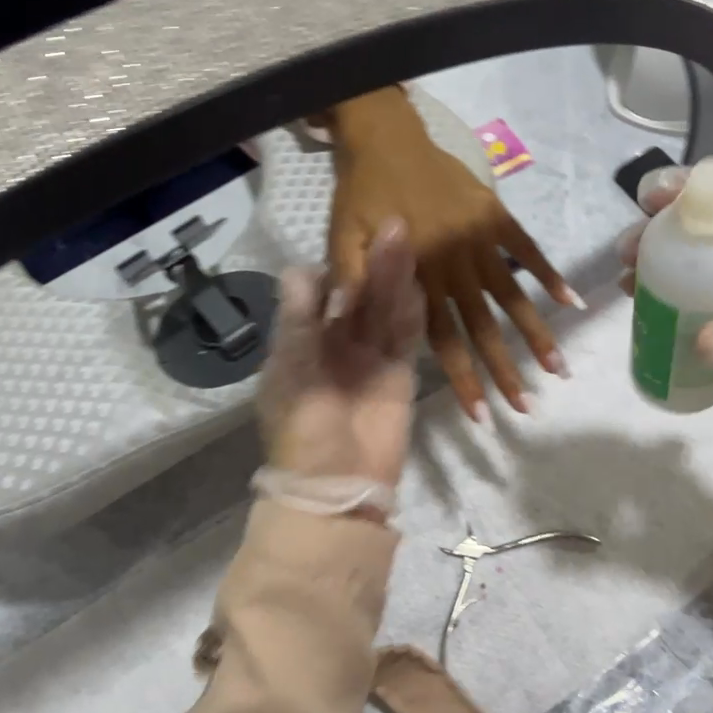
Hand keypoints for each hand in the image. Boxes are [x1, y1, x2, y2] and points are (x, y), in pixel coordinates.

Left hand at [258, 220, 423, 485]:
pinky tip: (421, 281)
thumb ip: (299, 320)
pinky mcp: (399, 374)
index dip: (335, 269)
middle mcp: (335, 342)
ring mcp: (368, 357)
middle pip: (357, 295)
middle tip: (393, 226)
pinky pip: (406, 336)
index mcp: (301, 339)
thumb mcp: (290, 372)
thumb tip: (303, 267)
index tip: (349, 249)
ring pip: (384, 309)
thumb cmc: (302, 428)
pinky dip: (413, 310)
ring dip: (396, 278)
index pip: (318, 290)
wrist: (337, 486)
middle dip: (373, 263)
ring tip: (409, 241)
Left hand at [325, 88, 577, 420]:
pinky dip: (548, 274)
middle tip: (528, 406)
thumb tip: (345, 322)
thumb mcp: (340, 236)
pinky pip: (526, 248)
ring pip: (510, 294)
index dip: (461, 377)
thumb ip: (347, 278)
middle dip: (504, 369)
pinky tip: (571, 302)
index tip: (481, 415)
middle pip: (482, 325)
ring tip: (558, 369)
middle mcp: (452, 260)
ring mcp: (478, 237)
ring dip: (535, 332)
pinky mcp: (494, 215)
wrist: (385, 137)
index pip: (441, 337)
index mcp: (416, 273)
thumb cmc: (359, 193)